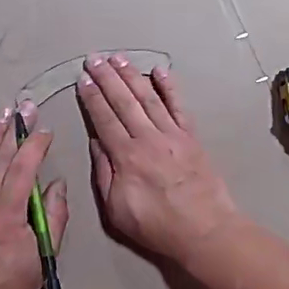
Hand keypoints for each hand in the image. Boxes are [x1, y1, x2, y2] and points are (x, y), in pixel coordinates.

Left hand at [0, 103, 68, 288]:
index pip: (22, 169)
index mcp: (6, 217)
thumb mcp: (43, 256)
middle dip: (15, 131)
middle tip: (25, 106)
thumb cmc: (9, 287)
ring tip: (4, 113)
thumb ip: (53, 216)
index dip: (34, 146)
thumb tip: (54, 183)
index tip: (45, 130)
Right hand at [78, 55, 244, 260]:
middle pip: (123, 101)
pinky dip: (169, 87)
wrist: (205, 230)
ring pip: (148, 97)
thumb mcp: (116, 209)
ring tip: (118, 58)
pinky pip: (178, 106)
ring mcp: (172, 135)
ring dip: (131, 75)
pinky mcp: (191, 137)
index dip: (92, 97)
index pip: (104, 119)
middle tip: (95, 59)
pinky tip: (159, 71)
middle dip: (107, 78)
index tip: (83, 79)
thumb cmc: (157, 225)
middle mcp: (148, 138)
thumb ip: (104, 173)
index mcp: (126, 156)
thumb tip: (96, 143)